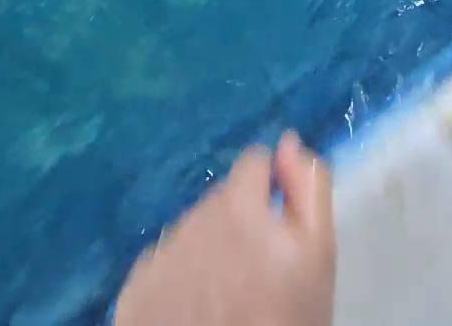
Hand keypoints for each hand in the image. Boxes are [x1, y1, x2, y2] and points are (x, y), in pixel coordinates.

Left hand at [114, 131, 334, 325]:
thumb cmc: (288, 319)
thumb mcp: (318, 253)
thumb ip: (309, 186)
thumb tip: (289, 142)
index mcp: (238, 205)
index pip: (254, 163)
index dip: (272, 189)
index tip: (280, 227)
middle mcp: (191, 218)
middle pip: (223, 197)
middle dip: (241, 220)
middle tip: (258, 271)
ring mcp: (158, 257)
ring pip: (193, 229)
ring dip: (211, 246)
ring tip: (228, 295)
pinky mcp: (133, 292)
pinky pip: (163, 263)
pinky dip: (179, 277)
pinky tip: (194, 310)